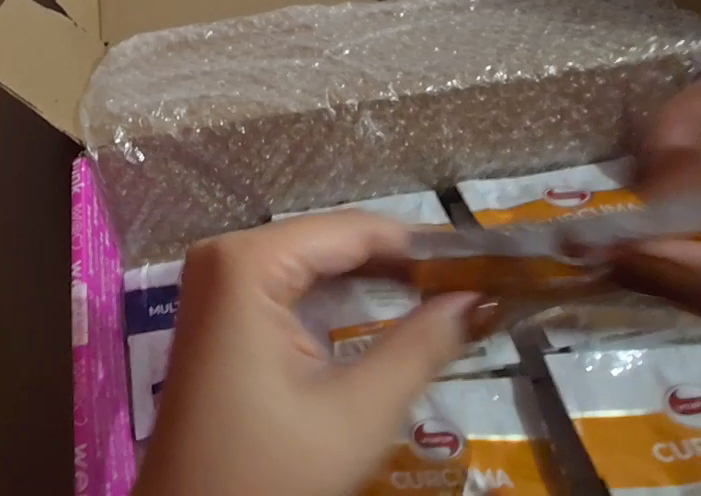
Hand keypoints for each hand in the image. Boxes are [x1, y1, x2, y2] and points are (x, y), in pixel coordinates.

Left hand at [133, 212, 495, 495]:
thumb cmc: (268, 470)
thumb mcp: (355, 412)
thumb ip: (420, 346)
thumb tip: (477, 298)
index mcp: (246, 261)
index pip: (347, 231)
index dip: (419, 243)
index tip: (486, 258)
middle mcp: (223, 252)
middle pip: (324, 240)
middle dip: (397, 259)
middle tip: (475, 279)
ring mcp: (214, 277)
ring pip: (307, 258)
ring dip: (370, 274)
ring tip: (445, 290)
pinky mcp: (217, 304)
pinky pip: (283, 281)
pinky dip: (332, 291)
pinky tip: (383, 303)